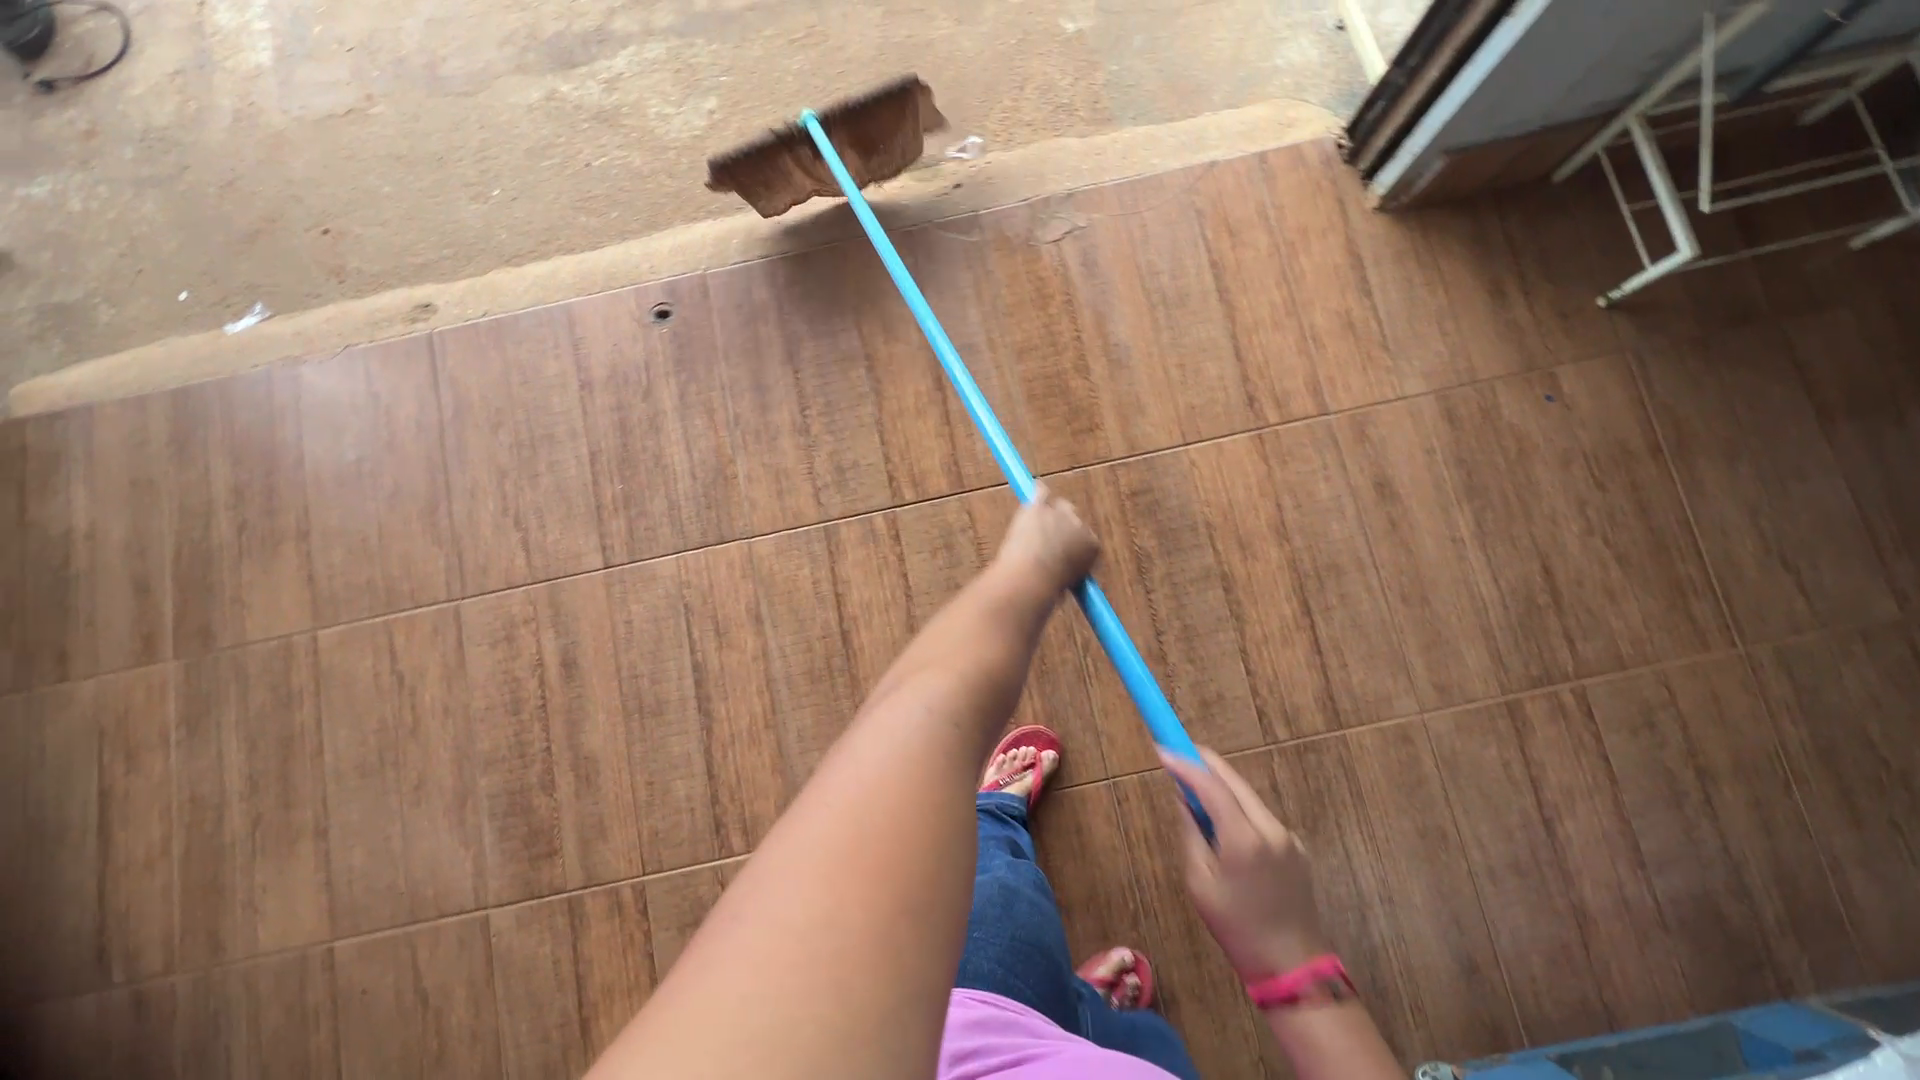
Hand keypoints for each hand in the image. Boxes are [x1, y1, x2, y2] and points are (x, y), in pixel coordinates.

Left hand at [996, 484, 1098, 593]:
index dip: (1072, 542)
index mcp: (1092, 548)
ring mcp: (1060, 514)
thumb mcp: (1066, 585)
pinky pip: (1042, 492)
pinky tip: (1032, 491)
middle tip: (1046, 535)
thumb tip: (1062, 578)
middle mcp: (1081, 526)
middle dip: (1062, 525)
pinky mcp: (1040, 507)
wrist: (1032, 576)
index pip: (1087, 538)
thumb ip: (1068, 573)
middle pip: (1074, 518)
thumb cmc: (1047, 588)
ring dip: (1048, 512)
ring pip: (1058, 505)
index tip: (1062, 547)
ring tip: (1035, 526)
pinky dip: (1038, 492)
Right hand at [1160, 747, 1327, 978]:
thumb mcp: (1199, 882)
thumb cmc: (1235, 927)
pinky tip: (1223, 827)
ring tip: (1195, 796)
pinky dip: (1239, 810)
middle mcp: (1270, 828)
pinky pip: (1260, 817)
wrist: (1291, 964)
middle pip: (1234, 781)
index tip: (1162, 748)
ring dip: (1222, 788)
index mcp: (1244, 838)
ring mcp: (1287, 836)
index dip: (1185, 764)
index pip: (1211, 785)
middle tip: (1177, 756)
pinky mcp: (1295, 847)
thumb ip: (1191, 832)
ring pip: (1248, 797)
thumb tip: (1184, 797)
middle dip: (1205, 764)